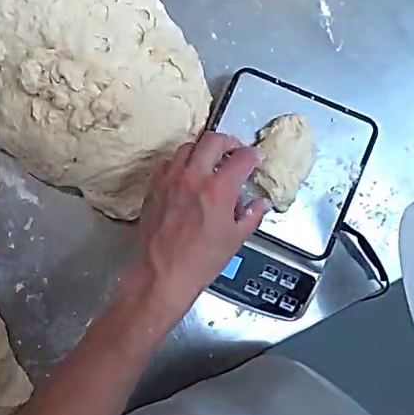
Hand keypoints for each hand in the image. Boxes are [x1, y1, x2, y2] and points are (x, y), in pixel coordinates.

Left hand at [120, 132, 269, 328]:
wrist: (162, 274)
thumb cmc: (198, 261)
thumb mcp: (235, 239)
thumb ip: (251, 216)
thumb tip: (259, 204)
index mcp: (218, 189)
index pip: (242, 158)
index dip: (253, 156)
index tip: (255, 159)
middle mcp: (193, 178)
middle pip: (213, 140)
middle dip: (229, 142)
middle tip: (235, 151)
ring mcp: (171, 180)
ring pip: (188, 147)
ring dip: (203, 149)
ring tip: (210, 160)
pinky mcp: (154, 187)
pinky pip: (167, 162)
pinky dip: (179, 163)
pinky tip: (185, 174)